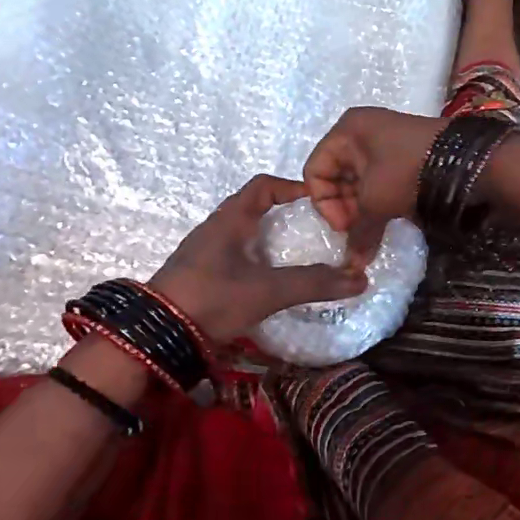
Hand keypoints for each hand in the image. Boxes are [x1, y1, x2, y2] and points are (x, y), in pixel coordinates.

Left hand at [149, 175, 367, 341]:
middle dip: (285, 215)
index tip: (319, 201)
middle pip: (254, 208)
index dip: (292, 187)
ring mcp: (205, 253)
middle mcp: (215, 229)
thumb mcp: (268, 290)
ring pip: (244, 234)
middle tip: (315, 229)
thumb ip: (313, 284)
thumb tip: (360, 278)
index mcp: (229, 220)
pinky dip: (258, 258)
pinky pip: (236, 255)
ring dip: (271, 238)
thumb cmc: (213, 299)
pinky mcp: (201, 275)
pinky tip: (272, 279)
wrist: (160, 333)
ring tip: (299, 254)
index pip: (263, 186)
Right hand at [302, 107, 444, 266]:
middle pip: (336, 178)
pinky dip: (377, 204)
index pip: (315, 170)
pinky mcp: (401, 159)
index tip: (344, 225)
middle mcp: (361, 133)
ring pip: (358, 184)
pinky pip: (377, 183)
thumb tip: (354, 265)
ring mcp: (383, 145)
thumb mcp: (377, 201)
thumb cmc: (407, 172)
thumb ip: (359, 232)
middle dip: (344, 209)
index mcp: (346, 131)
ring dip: (361, 210)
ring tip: (371, 232)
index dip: (324, 202)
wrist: (464, 162)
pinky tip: (384, 222)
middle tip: (358, 232)